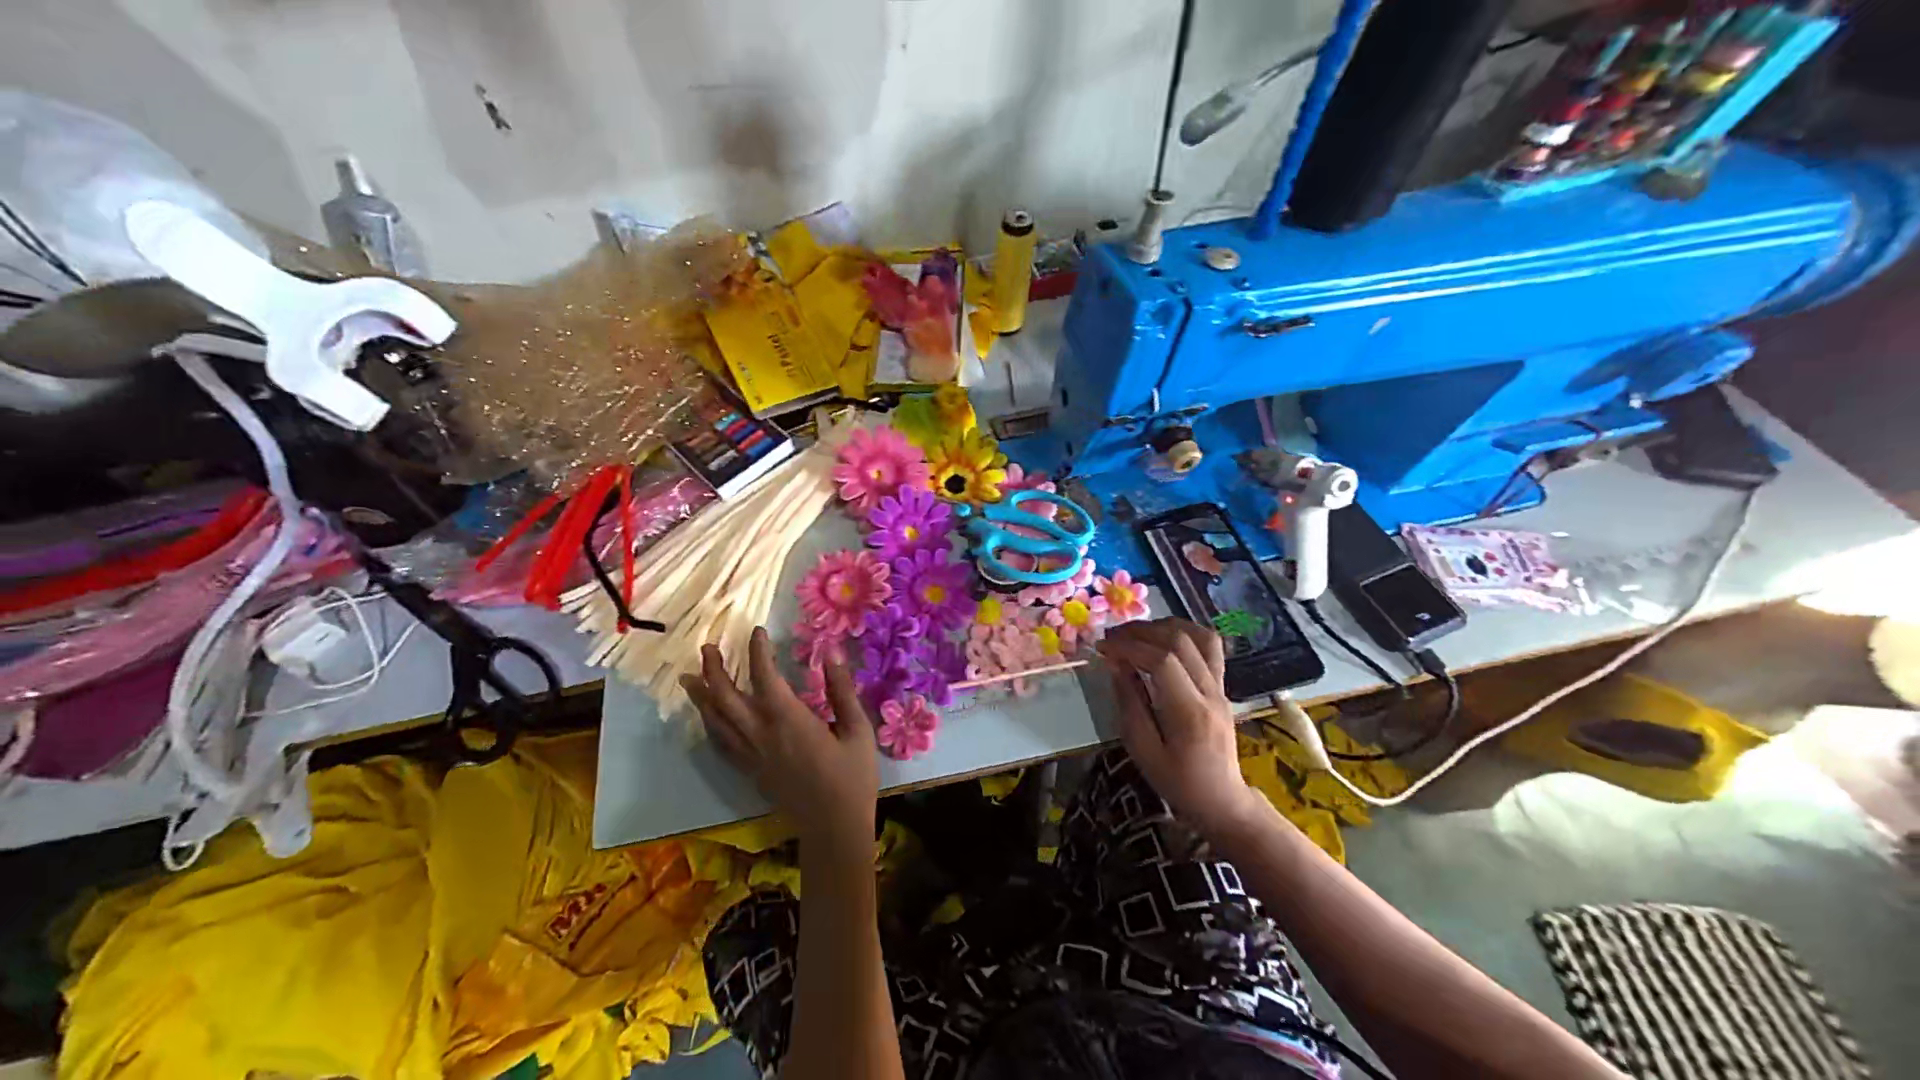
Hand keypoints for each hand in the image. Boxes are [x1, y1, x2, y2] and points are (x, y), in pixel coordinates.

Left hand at [683, 627, 878, 853]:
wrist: (834, 827)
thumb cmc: (852, 777)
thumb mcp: (858, 730)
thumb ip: (842, 690)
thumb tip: (832, 653)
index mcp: (789, 719)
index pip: (765, 676)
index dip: (758, 651)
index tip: (758, 631)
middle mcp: (762, 734)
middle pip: (727, 697)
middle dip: (714, 670)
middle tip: (706, 648)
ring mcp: (752, 756)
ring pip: (716, 721)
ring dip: (702, 697)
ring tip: (689, 677)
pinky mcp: (751, 772)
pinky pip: (721, 745)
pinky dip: (710, 727)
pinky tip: (707, 719)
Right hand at [1096, 618, 1265, 839]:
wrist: (1223, 801)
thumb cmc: (1178, 783)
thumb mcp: (1143, 752)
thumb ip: (1130, 704)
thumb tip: (1116, 665)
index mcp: (1190, 713)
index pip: (1162, 661)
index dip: (1129, 647)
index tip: (1103, 648)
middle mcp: (1210, 693)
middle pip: (1180, 641)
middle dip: (1141, 631)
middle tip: (1113, 637)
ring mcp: (1221, 687)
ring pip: (1199, 636)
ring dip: (1164, 626)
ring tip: (1136, 633)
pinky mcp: (1223, 686)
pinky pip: (1210, 646)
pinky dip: (1184, 633)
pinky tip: (1163, 638)